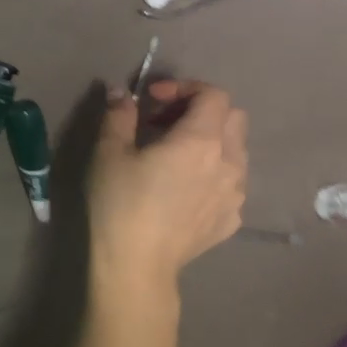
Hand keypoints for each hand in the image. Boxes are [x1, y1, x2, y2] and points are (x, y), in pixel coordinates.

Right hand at [86, 80, 249, 291]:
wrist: (138, 259)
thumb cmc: (119, 199)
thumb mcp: (108, 151)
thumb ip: (119, 115)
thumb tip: (121, 92)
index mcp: (201, 141)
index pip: (215, 96)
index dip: (184, 87)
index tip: (152, 98)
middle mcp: (231, 162)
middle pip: (234, 118)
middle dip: (200, 110)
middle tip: (161, 122)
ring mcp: (237, 193)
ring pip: (235, 151)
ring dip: (207, 140)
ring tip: (170, 155)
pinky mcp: (233, 217)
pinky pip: (231, 181)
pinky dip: (209, 170)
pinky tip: (178, 187)